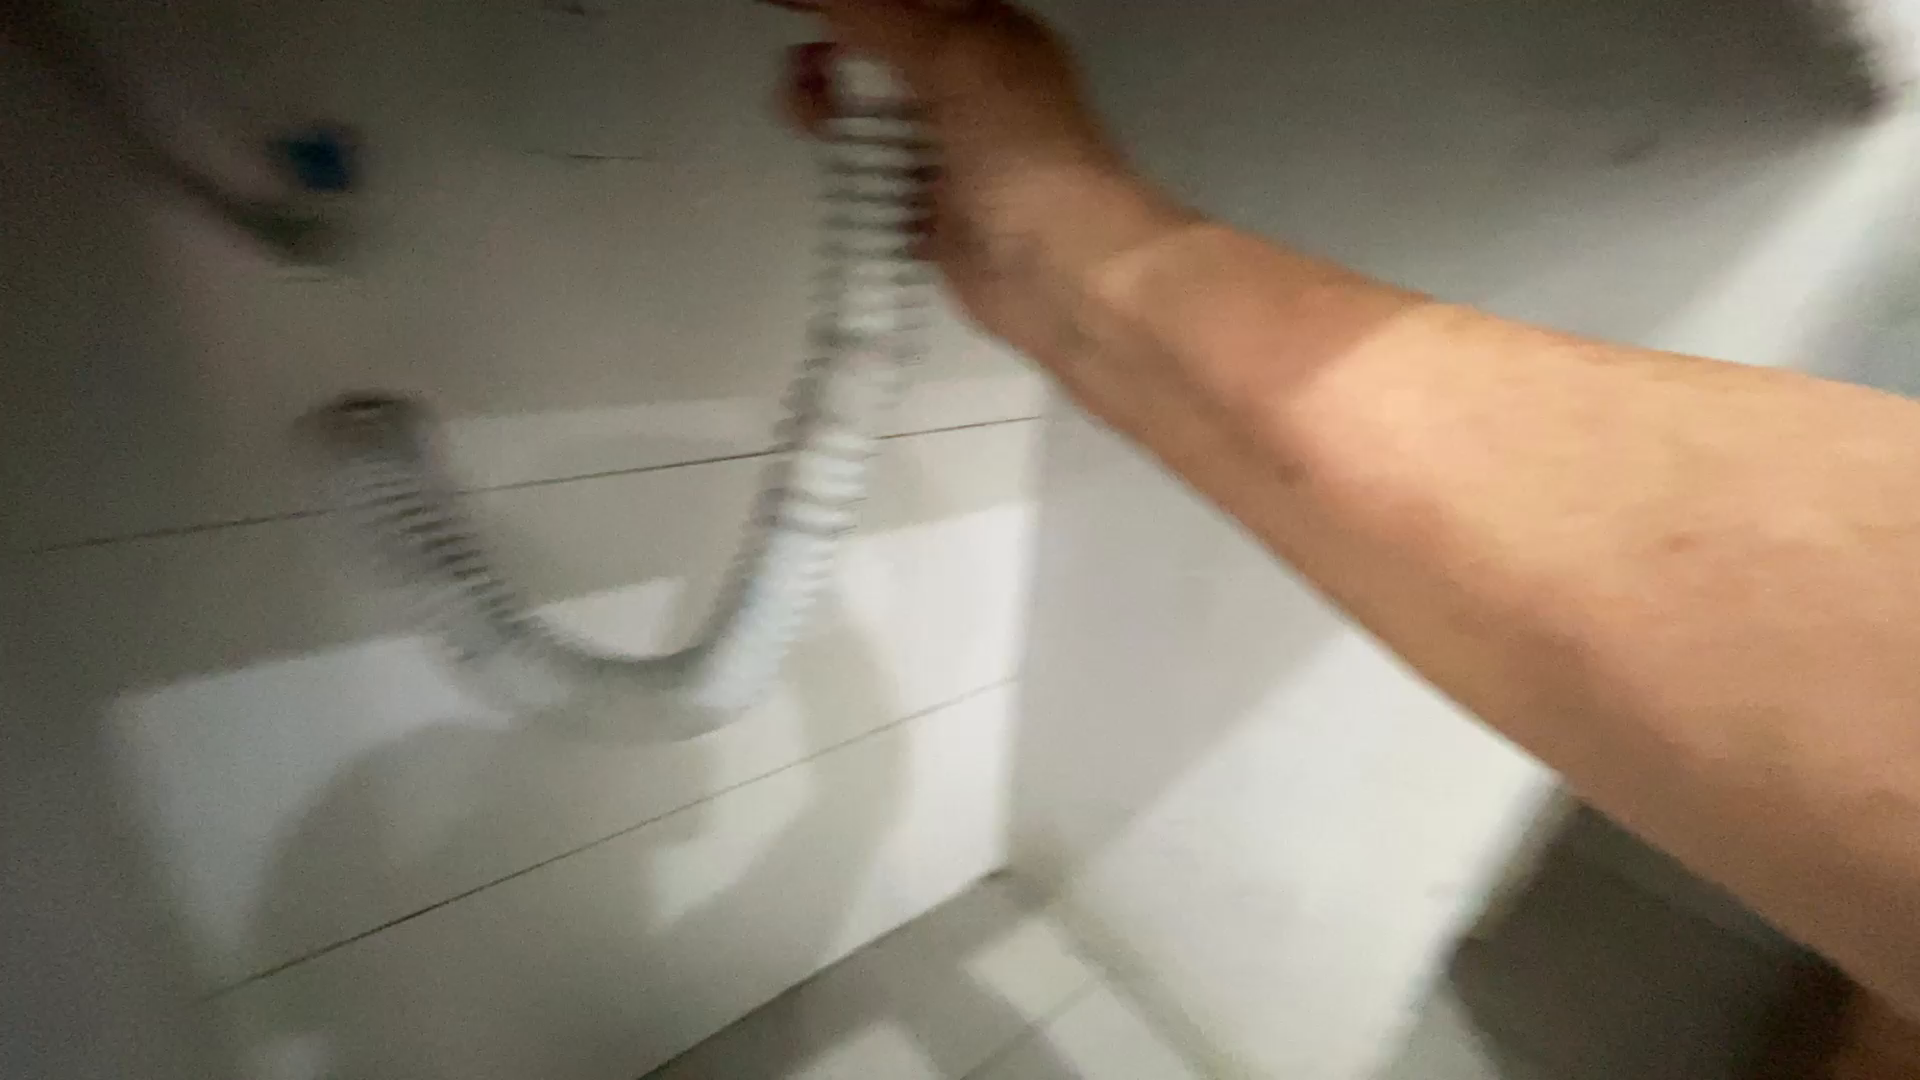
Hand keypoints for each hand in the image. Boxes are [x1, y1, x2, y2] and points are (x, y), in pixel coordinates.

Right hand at [761, 0, 1189, 359]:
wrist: (1058, 274)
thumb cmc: (1029, 160)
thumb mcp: (955, 60)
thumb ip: (883, 18)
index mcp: (990, 41)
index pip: (911, 4)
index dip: (857, 5)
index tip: (801, 9)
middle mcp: (974, 99)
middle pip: (890, 64)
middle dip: (839, 57)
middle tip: (802, 69)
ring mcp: (957, 165)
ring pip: (885, 129)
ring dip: (840, 117)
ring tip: (802, 113)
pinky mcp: (942, 223)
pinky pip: (891, 197)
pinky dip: (862, 187)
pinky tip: (838, 178)